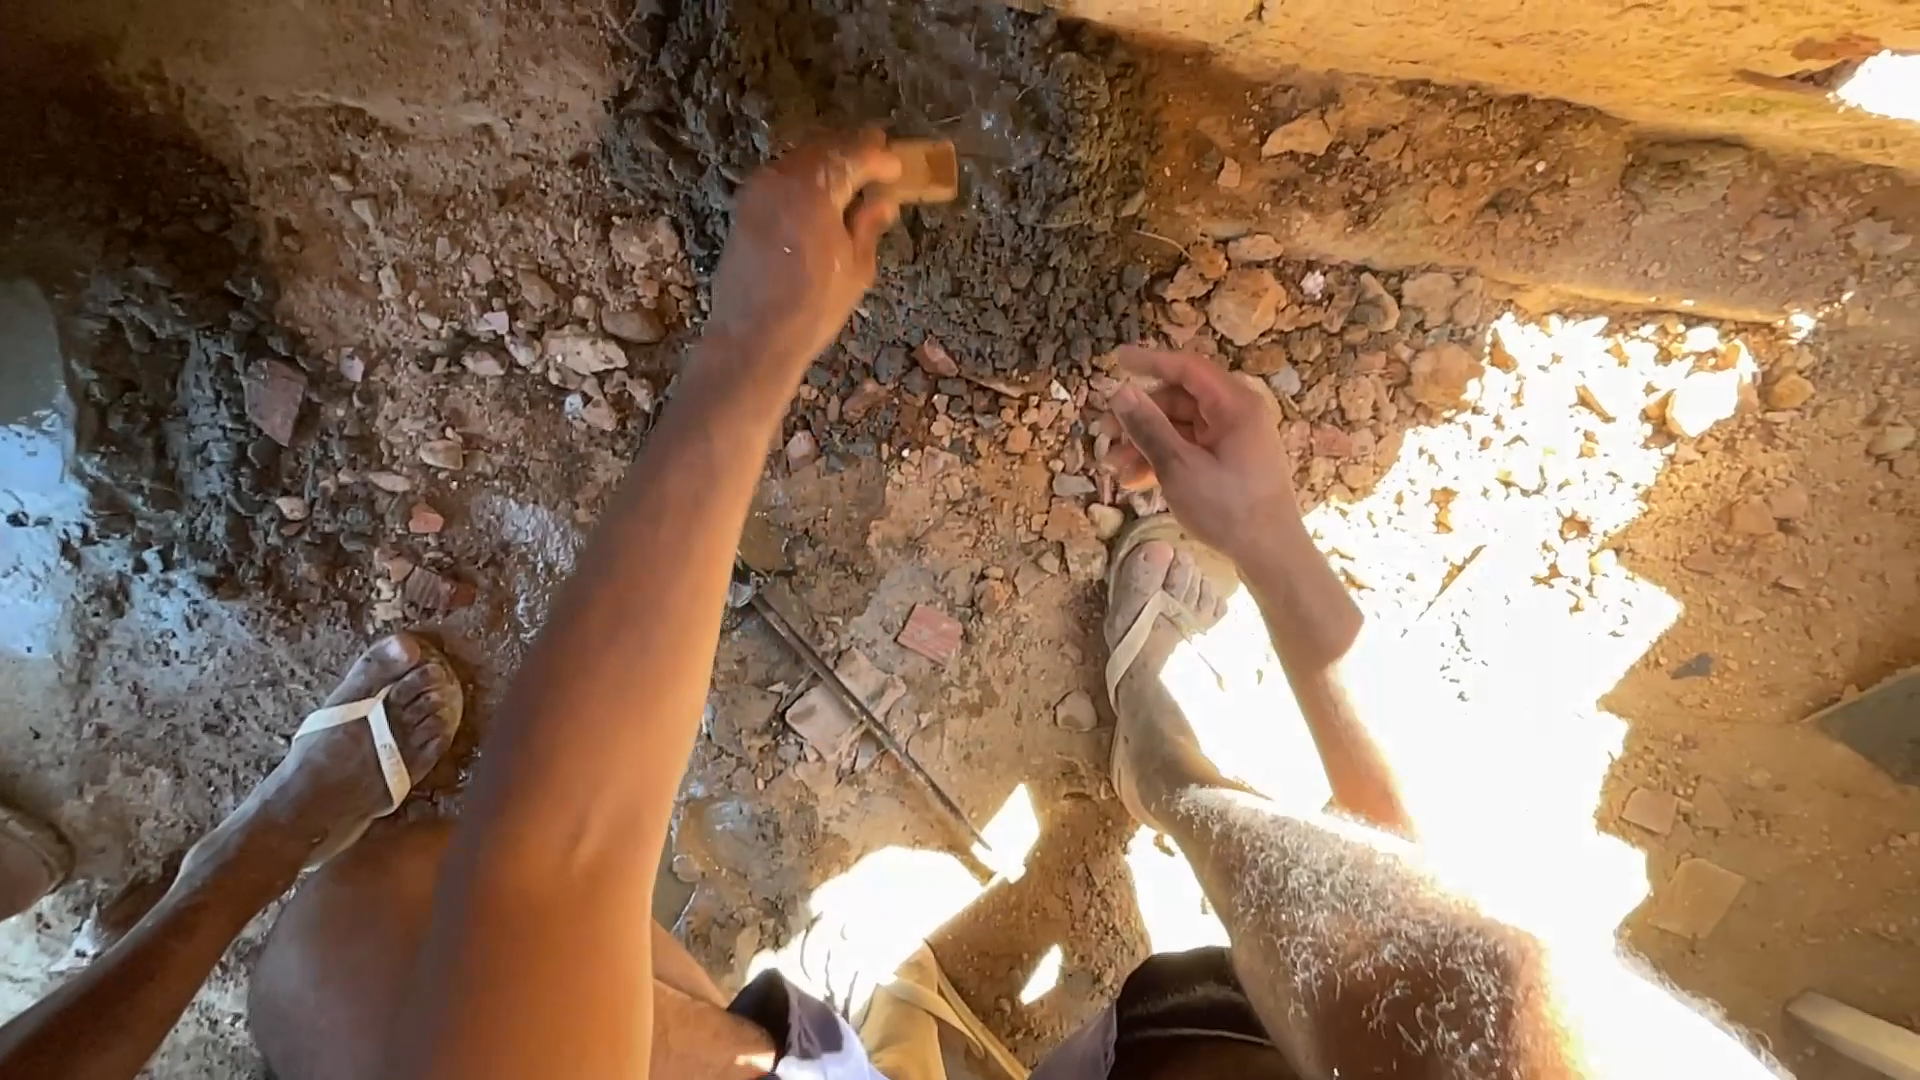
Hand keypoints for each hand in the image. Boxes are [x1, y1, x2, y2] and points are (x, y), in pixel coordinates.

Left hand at [707, 130, 902, 367]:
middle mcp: (782, 179)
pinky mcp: (745, 208)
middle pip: (823, 149)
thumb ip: (868, 227)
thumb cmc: (812, 308)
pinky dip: (805, 179)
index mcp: (815, 191)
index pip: (853, 157)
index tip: (897, 163)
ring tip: (852, 174)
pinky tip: (819, 195)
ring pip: (799, 161)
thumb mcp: (855, 270)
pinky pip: (782, 179)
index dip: (878, 157)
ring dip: (827, 162)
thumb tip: (883, 202)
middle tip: (877, 152)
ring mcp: (758, 190)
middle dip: (852, 149)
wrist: (754, 336)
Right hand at [1102, 347, 1300, 564]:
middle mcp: (1236, 414)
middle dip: (1140, 418)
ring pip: (1179, 428)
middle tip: (1106, 436)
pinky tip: (1134, 481)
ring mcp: (1233, 439)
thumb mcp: (1179, 467)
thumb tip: (1118, 392)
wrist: (1269, 553)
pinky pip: (1188, 449)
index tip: (1116, 359)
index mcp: (1235, 405)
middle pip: (1179, 400)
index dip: (1149, 362)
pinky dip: (1162, 460)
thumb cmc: (1228, 508)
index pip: (1187, 368)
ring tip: (1115, 469)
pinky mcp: (1228, 462)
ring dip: (1145, 444)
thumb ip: (1148, 427)